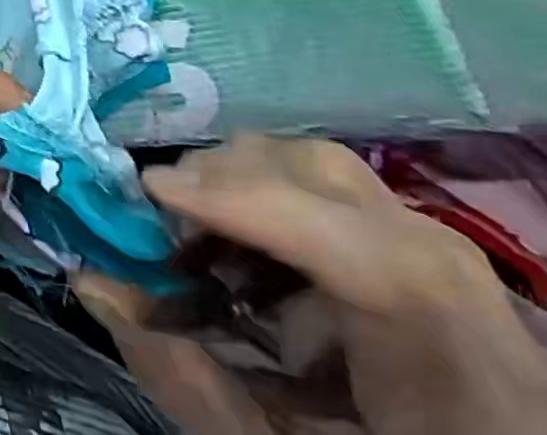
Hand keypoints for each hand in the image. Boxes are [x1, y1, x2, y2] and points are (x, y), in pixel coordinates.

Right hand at [77, 136, 546, 434]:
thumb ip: (186, 380)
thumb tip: (92, 283)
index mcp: (454, 369)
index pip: (373, 257)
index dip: (257, 206)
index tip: (151, 191)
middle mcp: (453, 291)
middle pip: (329, 179)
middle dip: (219, 178)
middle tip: (151, 216)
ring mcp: (424, 256)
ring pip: (311, 166)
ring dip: (226, 183)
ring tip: (181, 234)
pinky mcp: (391, 244)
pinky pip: (307, 186)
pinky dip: (244, 198)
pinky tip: (219, 250)